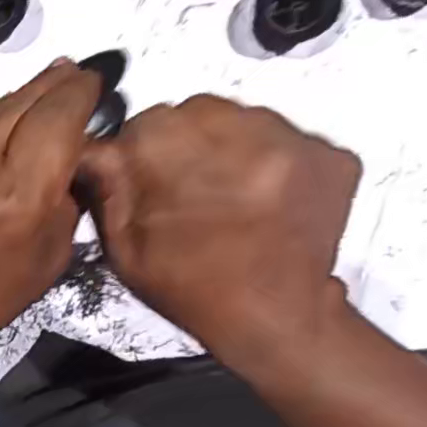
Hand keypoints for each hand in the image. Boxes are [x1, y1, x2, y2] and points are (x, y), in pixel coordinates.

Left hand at [0, 61, 102, 347]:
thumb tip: (75, 149)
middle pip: (21, 107)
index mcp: (22, 198)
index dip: (77, 93)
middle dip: (50, 85)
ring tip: (37, 89)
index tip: (89, 81)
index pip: (56, 119)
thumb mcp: (54, 252)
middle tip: (67, 71)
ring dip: (14, 98)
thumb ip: (67, 195)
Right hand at [80, 95, 362, 364]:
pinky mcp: (331, 153)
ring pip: (241, 116)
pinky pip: (286, 136)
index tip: (141, 180)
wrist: (272, 316)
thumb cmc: (189, 290)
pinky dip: (268, 159)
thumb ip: (107, 192)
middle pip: (194, 110)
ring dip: (225, 145)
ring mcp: (293, 140)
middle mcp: (240, 135)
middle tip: (184, 188)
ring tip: (225, 193)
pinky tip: (260, 196)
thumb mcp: (126, 251)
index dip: (135, 152)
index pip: (141, 123)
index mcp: (179, 159)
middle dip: (181, 142)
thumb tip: (95, 149)